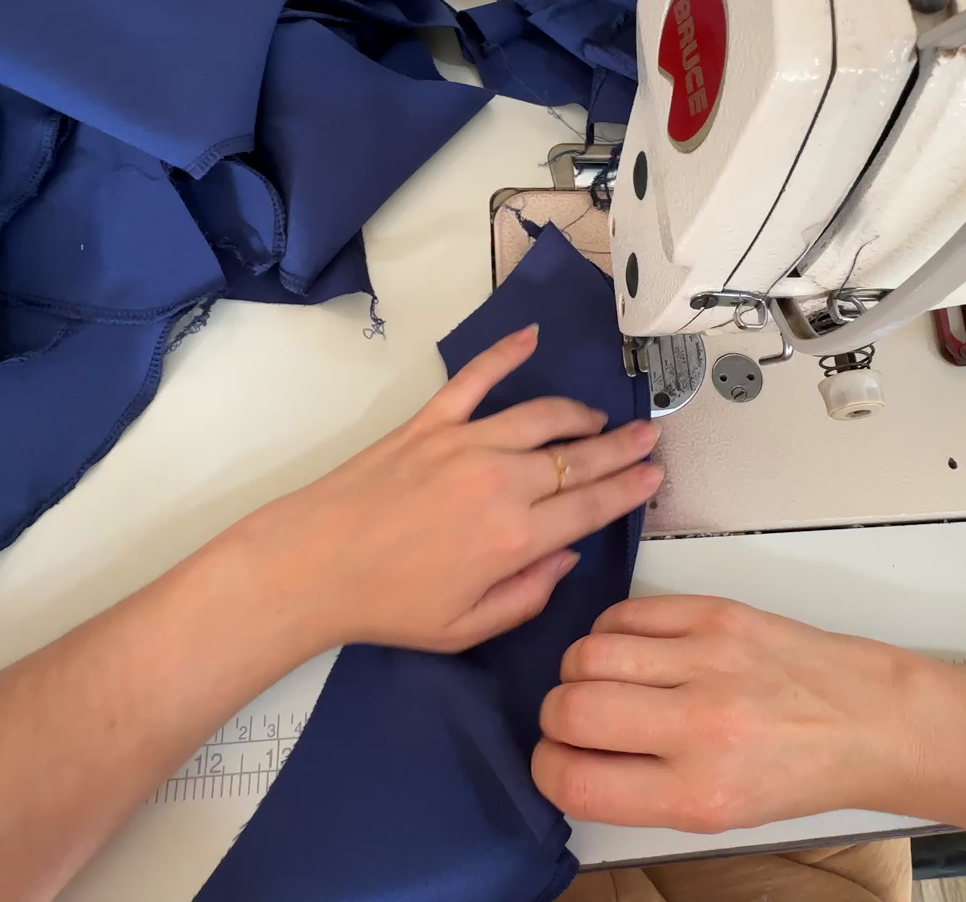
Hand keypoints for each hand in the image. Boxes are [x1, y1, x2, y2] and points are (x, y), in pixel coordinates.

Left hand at [224, 324, 661, 653]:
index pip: (592, 505)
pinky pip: (475, 378)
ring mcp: (465, 442)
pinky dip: (504, 353)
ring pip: (541, 416)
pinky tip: (531, 337)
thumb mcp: (468, 626)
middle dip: (621, 447)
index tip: (654, 474)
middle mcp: (501, 480)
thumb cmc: (389, 605)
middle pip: (578, 457)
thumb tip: (568, 553)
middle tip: (648, 436)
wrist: (312, 566)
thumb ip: (530, 593)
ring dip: (579, 414)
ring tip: (599, 418)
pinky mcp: (431, 422)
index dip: (629, 488)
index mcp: (515, 537)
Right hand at [532, 596, 940, 832]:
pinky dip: (610, 630)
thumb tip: (569, 752)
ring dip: (579, 669)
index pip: (577, 780)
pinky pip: (625, 611)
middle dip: (554, 714)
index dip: (546, 768)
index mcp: (699, 794)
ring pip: (590, 651)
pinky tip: (630, 647)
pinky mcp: (714, 611)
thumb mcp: (718, 813)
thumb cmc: (793, 774)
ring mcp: (707, 658)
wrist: (864, 716)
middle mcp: (699, 725)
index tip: (556, 757)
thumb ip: (639, 788)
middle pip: (572, 707)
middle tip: (574, 716)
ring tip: (604, 678)